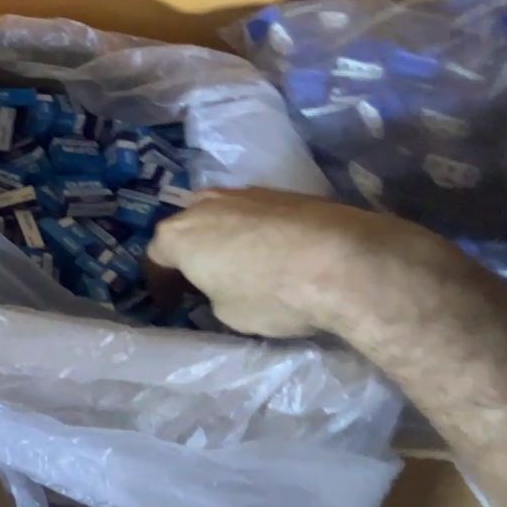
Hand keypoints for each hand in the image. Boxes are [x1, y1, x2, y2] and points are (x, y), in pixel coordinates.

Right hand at [146, 188, 459, 339]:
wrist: (350, 263)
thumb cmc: (273, 294)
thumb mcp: (228, 313)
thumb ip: (214, 294)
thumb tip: (225, 287)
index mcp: (176, 235)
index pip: (155, 260)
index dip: (161, 285)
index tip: (171, 304)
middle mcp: (202, 206)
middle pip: (187, 229)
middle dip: (192, 252)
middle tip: (204, 278)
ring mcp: (245, 194)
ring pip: (223, 216)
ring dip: (226, 237)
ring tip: (245, 263)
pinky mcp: (287, 193)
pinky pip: (259, 215)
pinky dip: (261, 232)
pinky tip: (281, 253)